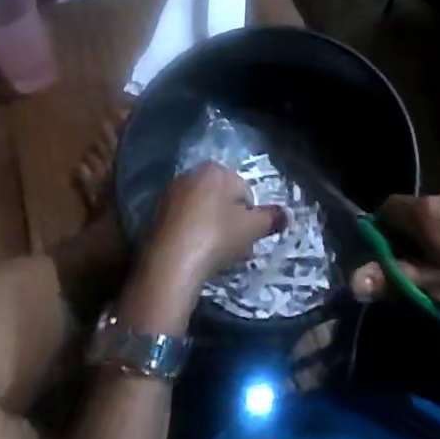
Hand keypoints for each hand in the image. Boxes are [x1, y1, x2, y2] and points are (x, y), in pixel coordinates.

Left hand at [144, 162, 286, 289]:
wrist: (167, 268)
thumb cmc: (216, 237)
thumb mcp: (252, 227)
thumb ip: (272, 218)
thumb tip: (287, 215)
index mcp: (214, 170)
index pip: (244, 191)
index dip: (250, 215)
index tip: (249, 236)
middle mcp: (189, 175)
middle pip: (222, 200)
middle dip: (231, 221)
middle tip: (236, 247)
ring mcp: (168, 196)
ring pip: (202, 212)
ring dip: (213, 229)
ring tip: (216, 256)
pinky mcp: (152, 218)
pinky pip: (183, 224)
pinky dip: (192, 236)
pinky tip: (195, 257)